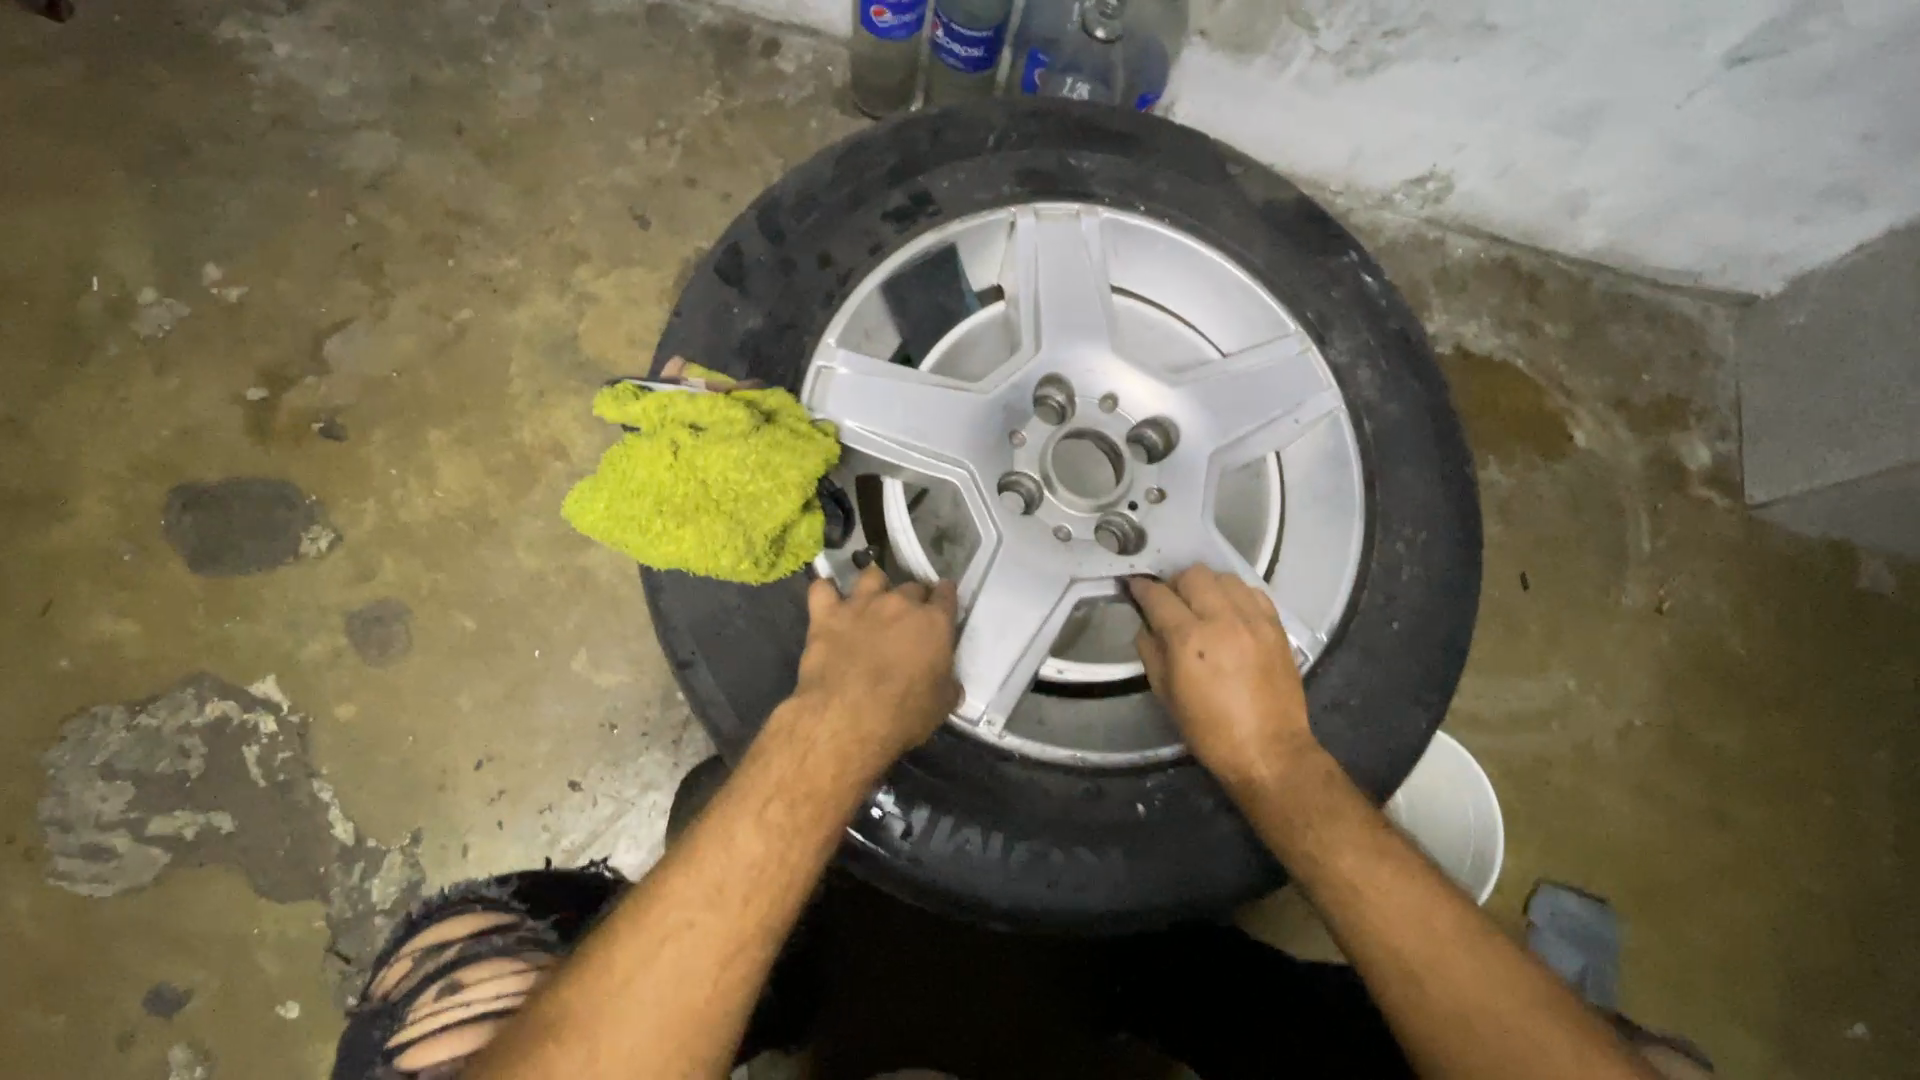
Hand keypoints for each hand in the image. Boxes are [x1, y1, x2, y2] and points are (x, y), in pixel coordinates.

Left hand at [795, 565, 960, 768]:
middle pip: (911, 586)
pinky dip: (825, 590)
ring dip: (875, 586)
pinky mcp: (826, 615)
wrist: (848, 718)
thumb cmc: (903, 714)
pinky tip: (827, 598)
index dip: (945, 597)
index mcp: (934, 623)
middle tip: (907, 619)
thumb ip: (948, 685)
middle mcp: (899, 603)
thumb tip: (950, 684)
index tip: (942, 604)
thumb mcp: (941, 705)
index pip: (946, 594)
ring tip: (871, 602)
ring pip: (871, 576)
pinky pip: (822, 589)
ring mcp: (860, 605)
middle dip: (913, 598)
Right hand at [1130, 566, 1322, 795]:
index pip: (1158, 596)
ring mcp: (1253, 620)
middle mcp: (1222, 620)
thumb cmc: (1208, 729)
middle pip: (1193, 575)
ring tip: (1203, 605)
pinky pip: (1252, 591)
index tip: (1136, 589)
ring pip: (1224, 576)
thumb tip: (1147, 625)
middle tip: (1172, 602)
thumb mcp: (1164, 693)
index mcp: (1188, 640)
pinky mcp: (1276, 626)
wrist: (1268, 749)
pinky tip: (1231, 613)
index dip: (1142, 589)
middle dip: (1175, 584)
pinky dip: (1235, 595)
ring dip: (1207, 586)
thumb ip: (1151, 650)